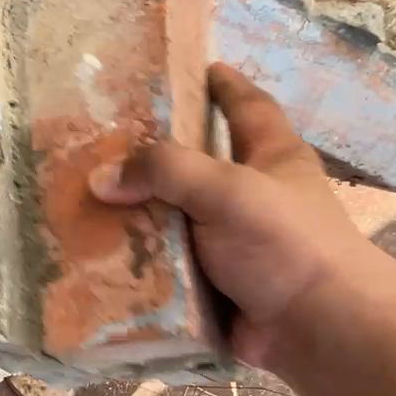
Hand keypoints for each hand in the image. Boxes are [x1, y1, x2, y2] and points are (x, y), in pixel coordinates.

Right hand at [88, 62, 395, 369]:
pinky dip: (131, 265)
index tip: (202, 69)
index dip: (226, 88)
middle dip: (156, 161)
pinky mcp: (209, 285)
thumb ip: (166, 175)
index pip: (248, 110)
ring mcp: (229, 244)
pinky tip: (93, 262)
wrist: (313, 326)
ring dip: (133, 219)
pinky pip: (160, 268)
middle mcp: (251, 198)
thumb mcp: (228, 193)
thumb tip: (99, 177)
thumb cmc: (286, 245)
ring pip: (171, 222)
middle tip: (105, 149)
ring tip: (82, 208)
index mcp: (272, 161)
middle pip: (197, 168)